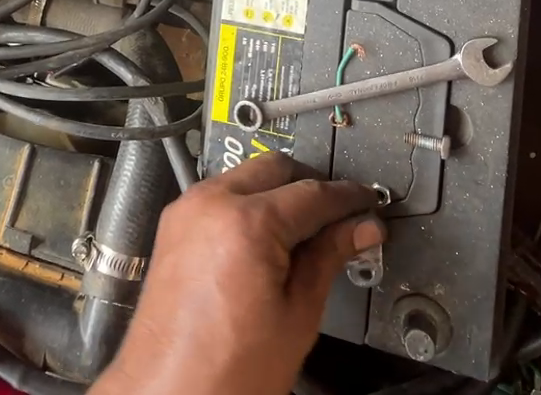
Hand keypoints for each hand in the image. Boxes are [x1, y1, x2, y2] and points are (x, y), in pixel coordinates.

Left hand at [90, 154, 382, 394]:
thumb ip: (328, 258)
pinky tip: (267, 237)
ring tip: (306, 231)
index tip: (367, 205)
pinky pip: (219, 195)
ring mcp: (187, 210)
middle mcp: (210, 203)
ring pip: (246, 176)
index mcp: (246, 223)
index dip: (348, 198)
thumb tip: (360, 228)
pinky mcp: (174, 223)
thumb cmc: (225, 372)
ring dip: (278, 192)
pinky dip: (247, 204)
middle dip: (312, 186)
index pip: (313, 193)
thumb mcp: (297, 315)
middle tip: (340, 214)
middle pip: (276, 168)